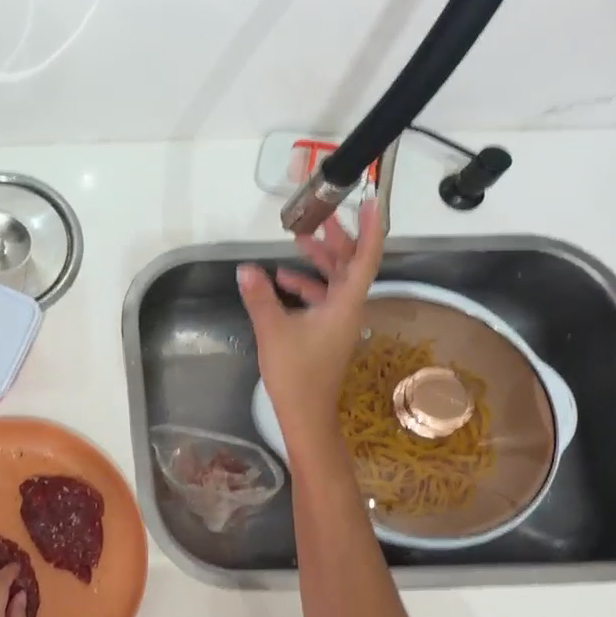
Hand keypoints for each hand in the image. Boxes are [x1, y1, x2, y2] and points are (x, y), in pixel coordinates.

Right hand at [239, 199, 384, 452]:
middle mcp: (348, 308)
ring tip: (299, 242)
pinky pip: (323, 298)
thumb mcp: (273, 330)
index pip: (365, 258)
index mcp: (345, 303)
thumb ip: (260, 296)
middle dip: (337, 238)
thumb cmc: (296, 373)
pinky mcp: (327, 333)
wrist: (306, 414)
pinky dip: (306, 285)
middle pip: (350, 265)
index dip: (369, 229)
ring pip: (336, 281)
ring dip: (320, 261)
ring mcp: (338, 321)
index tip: (369, 202)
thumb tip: (245, 269)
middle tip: (321, 215)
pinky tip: (282, 282)